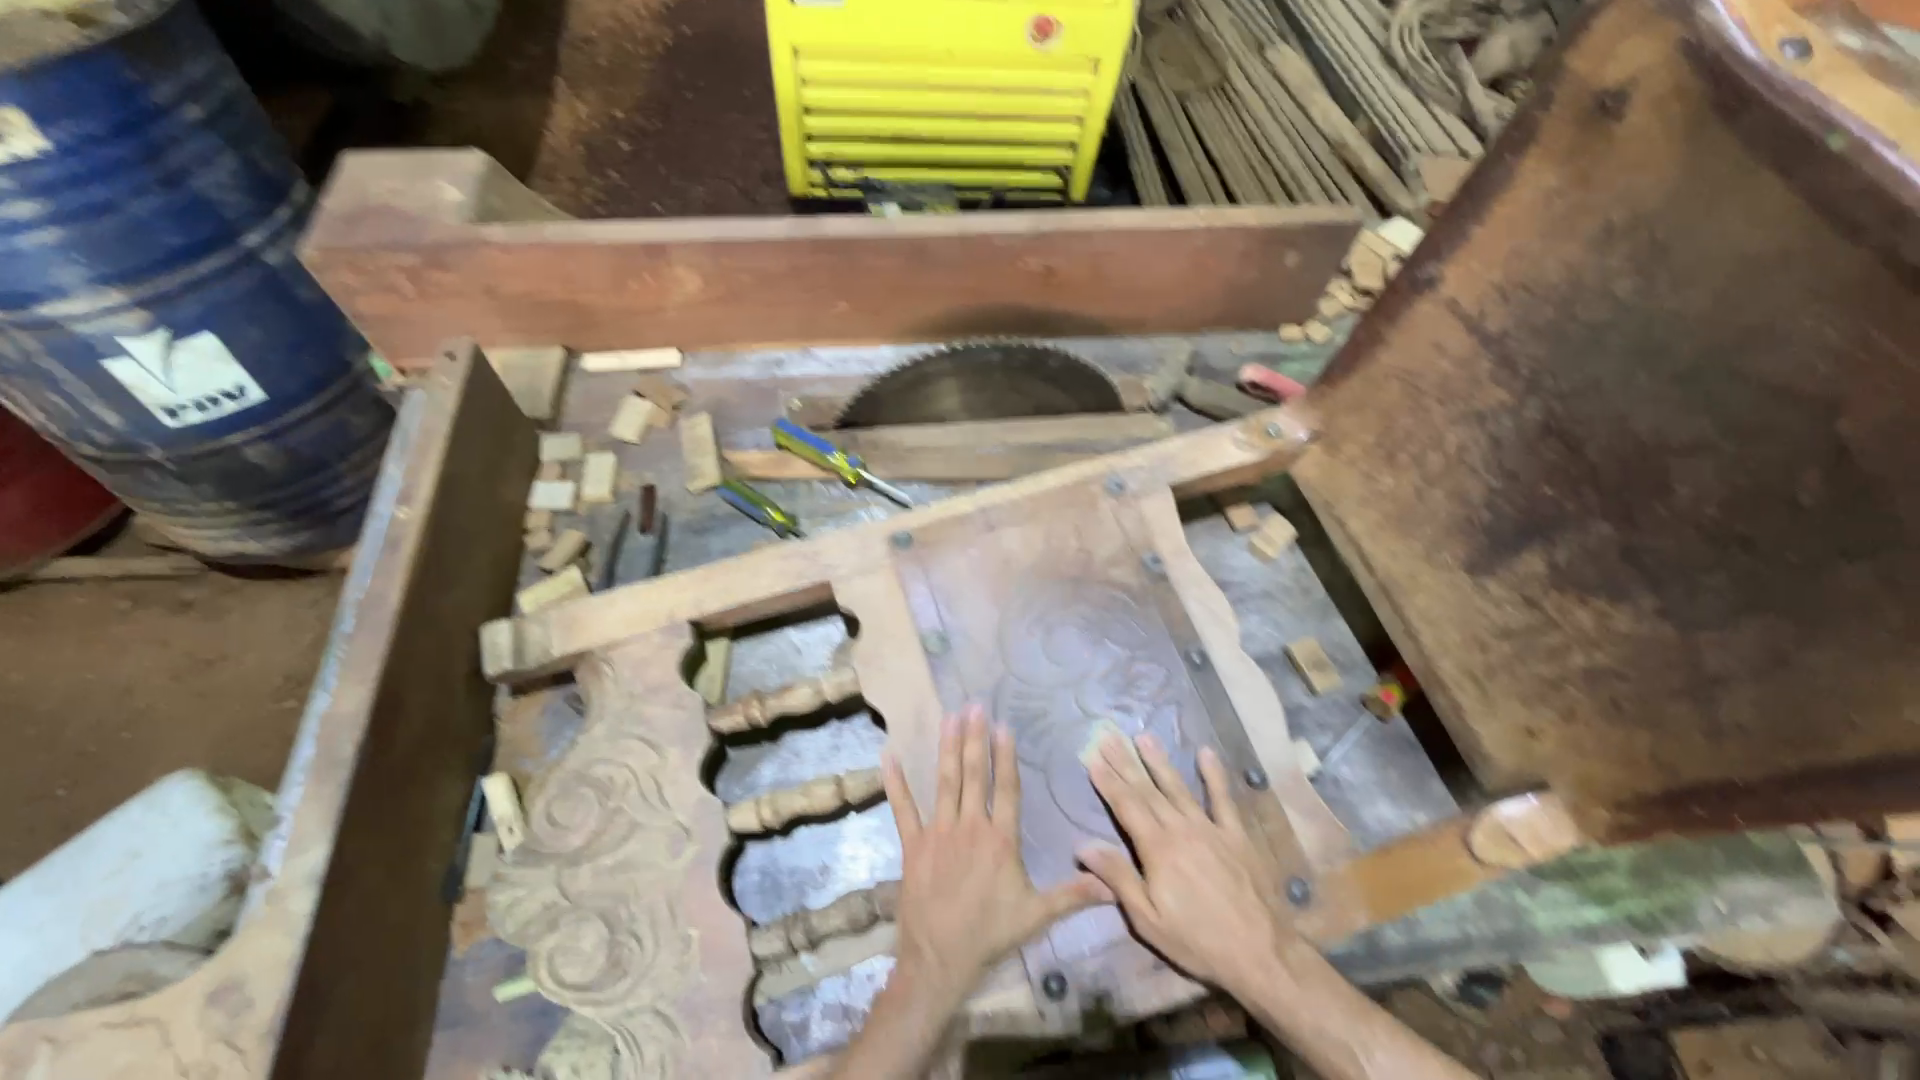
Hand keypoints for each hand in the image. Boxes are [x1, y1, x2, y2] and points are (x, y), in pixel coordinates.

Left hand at [881, 705, 1112, 1007]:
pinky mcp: (913, 845)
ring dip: (947, 748)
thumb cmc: (991, 934)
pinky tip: (889, 756)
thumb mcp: (1037, 915)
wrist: (941, 957)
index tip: (1003, 726)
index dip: (1005, 755)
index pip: (1006, 788)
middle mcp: (970, 827)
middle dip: (974, 738)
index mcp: (1001, 839)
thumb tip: (1110, 884)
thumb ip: (1073, 894)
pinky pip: (902, 809)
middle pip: (974, 775)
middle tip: (974, 705)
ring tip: (949, 717)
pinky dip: (896, 783)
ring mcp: (938, 833)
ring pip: (944, 782)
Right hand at [1078, 732, 1292, 996]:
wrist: (1261, 953)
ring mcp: (1212, 829)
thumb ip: (1118, 877)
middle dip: (1125, 762)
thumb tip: (1083, 844)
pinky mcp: (1238, 835)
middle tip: (1109, 736)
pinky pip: (1223, 799)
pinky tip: (1205, 754)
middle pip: (1148, 790)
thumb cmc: (1197, 941)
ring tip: (1144, 737)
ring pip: (1179, 788)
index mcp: (1158, 848)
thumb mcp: (1148, 919)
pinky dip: (1214, 775)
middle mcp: (1182, 829)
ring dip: (1160, 761)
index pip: (1126, 806)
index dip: (1108, 781)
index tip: (1092, 756)